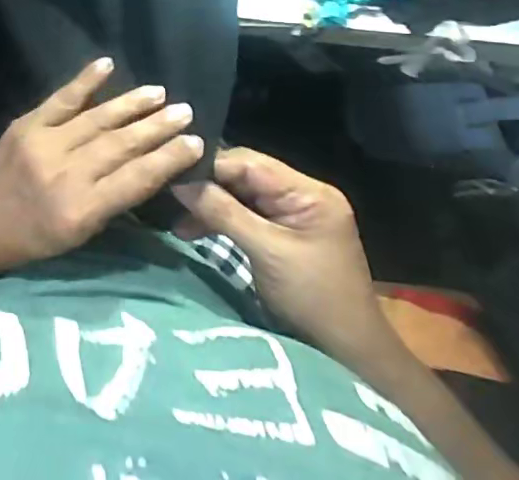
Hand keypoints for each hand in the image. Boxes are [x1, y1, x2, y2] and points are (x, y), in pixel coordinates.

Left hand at [0, 58, 204, 275]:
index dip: (169, 159)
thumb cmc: (33, 239)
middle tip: (186, 111)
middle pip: (121, 145)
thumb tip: (151, 169)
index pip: (136, 179)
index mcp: (82, 210)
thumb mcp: (80, 235)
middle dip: (157, 127)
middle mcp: (65, 174)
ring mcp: (43, 144)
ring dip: (131, 104)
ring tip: (160, 92)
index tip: (195, 142)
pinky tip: (106, 64)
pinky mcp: (24, 124)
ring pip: (97, 119)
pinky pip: (60, 99)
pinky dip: (84, 81)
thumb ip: (113, 203)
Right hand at [171, 148, 393, 360]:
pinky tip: (192, 229)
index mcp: (308, 192)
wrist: (349, 356)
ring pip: (239, 194)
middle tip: (168, 195)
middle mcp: (302, 194)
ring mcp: (293, 214)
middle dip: (206, 185)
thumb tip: (179, 183)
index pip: (249, 162)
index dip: (208, 166)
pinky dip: (219, 220)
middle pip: (242, 175)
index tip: (171, 173)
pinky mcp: (283, 232)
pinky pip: (244, 214)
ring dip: (209, 205)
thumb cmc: (313, 299)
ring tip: (177, 220)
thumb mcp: (266, 251)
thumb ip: (223, 211)